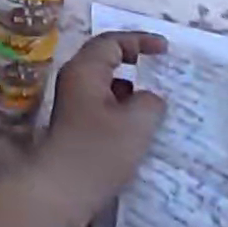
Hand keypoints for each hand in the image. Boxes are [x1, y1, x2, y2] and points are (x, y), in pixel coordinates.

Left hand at [32, 31, 168, 224]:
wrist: (62, 186)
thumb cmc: (97, 150)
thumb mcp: (134, 126)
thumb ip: (149, 103)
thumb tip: (152, 96)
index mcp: (85, 69)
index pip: (112, 42)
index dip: (139, 40)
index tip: (165, 48)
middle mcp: (76, 77)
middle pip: (106, 57)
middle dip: (134, 59)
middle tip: (162, 67)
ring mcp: (74, 98)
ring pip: (105, 80)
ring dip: (130, 85)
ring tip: (159, 98)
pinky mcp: (77, 119)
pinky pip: (104, 100)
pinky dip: (123, 104)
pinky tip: (141, 123)